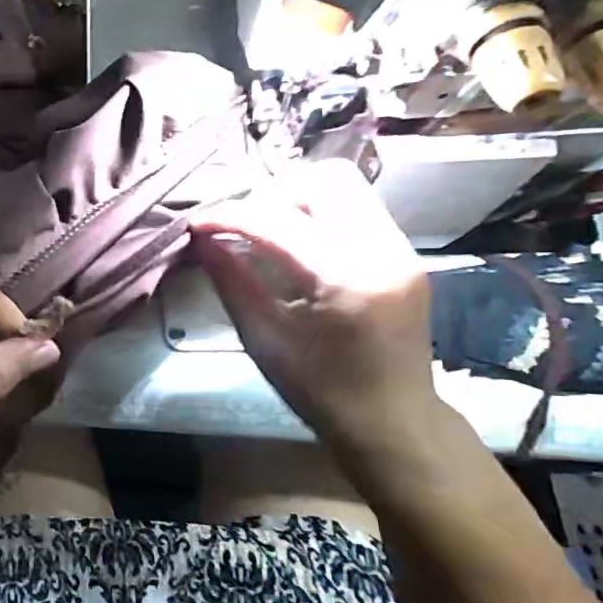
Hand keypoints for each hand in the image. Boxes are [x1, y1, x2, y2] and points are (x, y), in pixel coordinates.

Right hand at [192, 159, 438, 445]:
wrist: (393, 422)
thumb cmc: (320, 391)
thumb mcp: (264, 339)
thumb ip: (231, 281)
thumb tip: (200, 241)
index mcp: (345, 279)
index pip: (277, 220)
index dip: (230, 216)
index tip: (197, 225)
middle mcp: (381, 251)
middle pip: (324, 180)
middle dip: (272, 195)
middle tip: (242, 226)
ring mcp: (401, 249)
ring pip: (345, 188)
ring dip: (298, 200)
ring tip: (267, 232)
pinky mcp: (405, 254)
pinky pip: (358, 209)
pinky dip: (320, 214)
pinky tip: (299, 245)